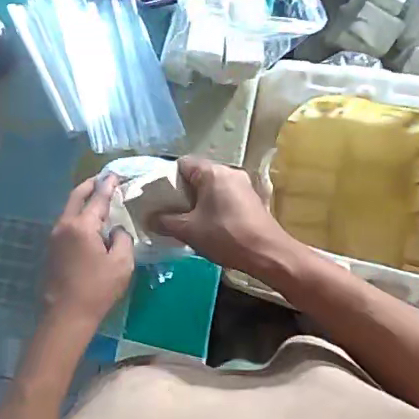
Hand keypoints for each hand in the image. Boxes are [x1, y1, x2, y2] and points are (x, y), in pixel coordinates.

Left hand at [41, 175, 134, 325]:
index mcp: (82, 226)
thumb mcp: (121, 264)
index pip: (97, 198)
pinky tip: (88, 223)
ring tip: (98, 198)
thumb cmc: (97, 289)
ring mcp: (54, 237)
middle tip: (104, 179)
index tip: (116, 174)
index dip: (108, 184)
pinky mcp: (51, 250)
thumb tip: (116, 230)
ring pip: (69, 210)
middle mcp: (64, 225)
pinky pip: (66, 224)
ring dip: (82, 201)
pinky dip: (78, 215)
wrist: (65, 315)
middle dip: (90, 185)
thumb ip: (122, 239)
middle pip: (76, 196)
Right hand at [153, 157, 299, 278]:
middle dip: (181, 192)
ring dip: (197, 201)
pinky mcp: (251, 199)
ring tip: (186, 220)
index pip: (182, 164)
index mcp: (213, 173)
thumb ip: (165, 222)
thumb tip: (149, 219)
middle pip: (197, 175)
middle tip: (169, 211)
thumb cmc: (226, 236)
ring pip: (211, 187)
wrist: (268, 254)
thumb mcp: (188, 230)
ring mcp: (243, 185)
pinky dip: (212, 206)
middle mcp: (229, 172)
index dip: (167, 178)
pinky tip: (207, 225)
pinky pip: (224, 196)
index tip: (159, 197)